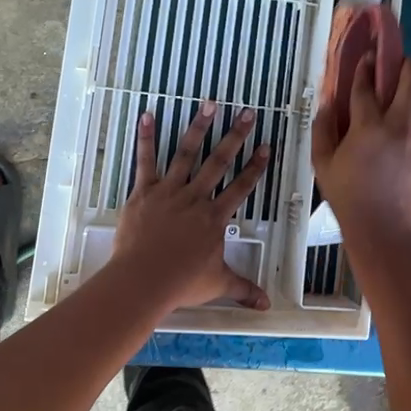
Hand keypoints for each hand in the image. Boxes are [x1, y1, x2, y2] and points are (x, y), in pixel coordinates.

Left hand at [112, 101, 271, 312]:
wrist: (143, 280)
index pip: (241, 187)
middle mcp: (195, 198)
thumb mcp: (217, 284)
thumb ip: (242, 289)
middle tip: (247, 113)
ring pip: (187, 154)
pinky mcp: (144, 191)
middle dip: (235, 136)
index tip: (265, 146)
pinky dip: (145, 138)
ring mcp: (169, 191)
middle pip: (219, 162)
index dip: (255, 167)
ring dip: (198, 128)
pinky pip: (145, 160)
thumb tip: (266, 305)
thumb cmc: (181, 283)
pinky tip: (147, 115)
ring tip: (209, 105)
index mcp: (214, 217)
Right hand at [312, 55, 410, 252]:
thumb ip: (322, 128)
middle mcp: (400, 127)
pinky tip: (406, 140)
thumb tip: (328, 103)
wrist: (382, 231)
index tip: (366, 56)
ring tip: (403, 103)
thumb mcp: (322, 162)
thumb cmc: (347, 196)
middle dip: (408, 64)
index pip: (368, 84)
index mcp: (369, 127)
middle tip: (398, 66)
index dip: (366, 66)